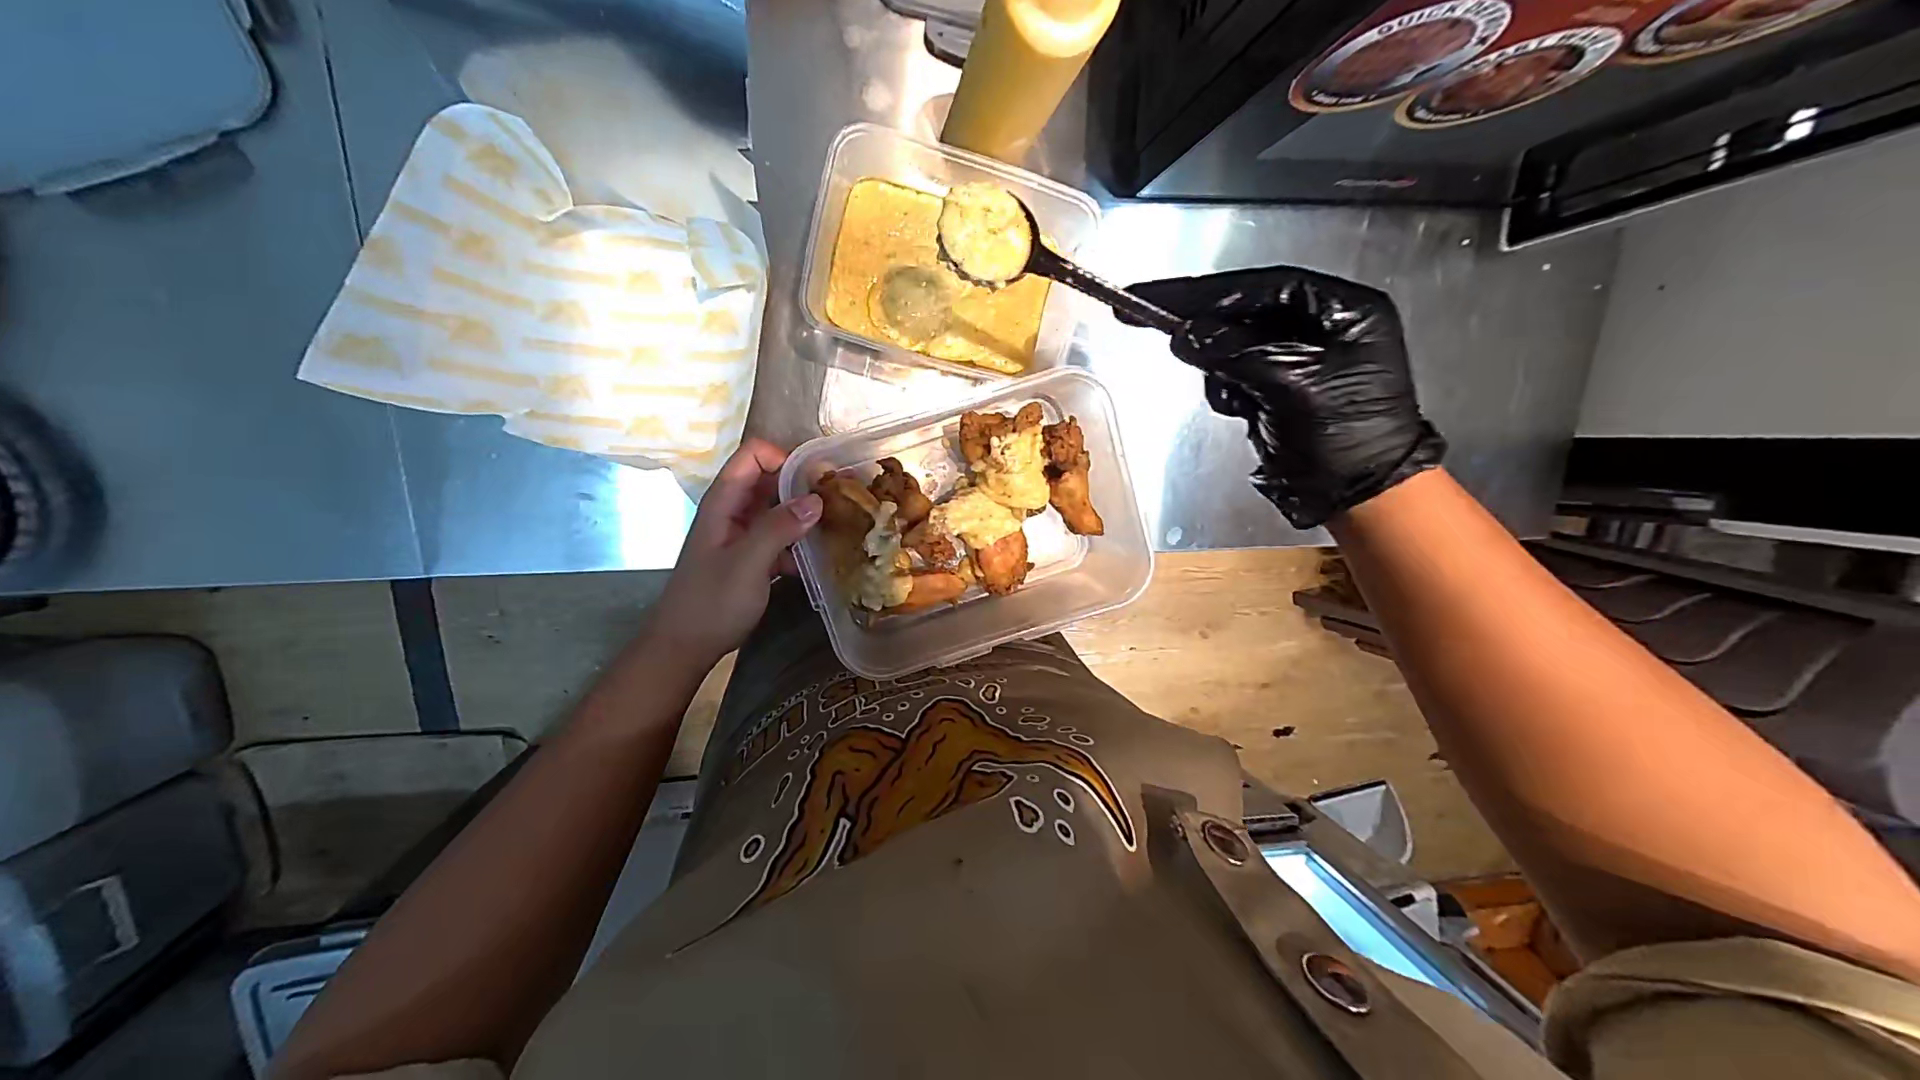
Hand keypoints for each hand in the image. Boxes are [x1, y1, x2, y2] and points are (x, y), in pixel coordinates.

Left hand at [646, 439, 821, 666]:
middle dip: (804, 484)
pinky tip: (823, 556)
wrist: (685, 647)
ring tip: (841, 523)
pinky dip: (801, 541)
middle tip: (842, 498)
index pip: (754, 455)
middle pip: (771, 479)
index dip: (786, 457)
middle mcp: (734, 511)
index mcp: (724, 502)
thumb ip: (779, 528)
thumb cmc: (711, 603)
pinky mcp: (753, 557)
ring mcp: (743, 535)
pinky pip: (782, 537)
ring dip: (807, 513)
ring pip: (779, 509)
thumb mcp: (748, 563)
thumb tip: (816, 499)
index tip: (819, 478)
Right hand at [1129, 267, 1445, 528]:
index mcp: (1340, 312)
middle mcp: (1320, 329)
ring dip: (1218, 369)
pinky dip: (1226, 391)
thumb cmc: (1346, 436)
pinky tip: (1239, 408)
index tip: (1156, 296)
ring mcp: (1298, 362)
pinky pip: (1235, 377)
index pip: (1262, 287)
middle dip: (1207, 330)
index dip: (1206, 291)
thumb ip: (1235, 351)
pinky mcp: (1278, 392)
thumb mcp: (1291, 382)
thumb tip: (1186, 334)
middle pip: (1244, 314)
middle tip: (1148, 321)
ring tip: (1233, 396)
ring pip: (1232, 347)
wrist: (1358, 495)